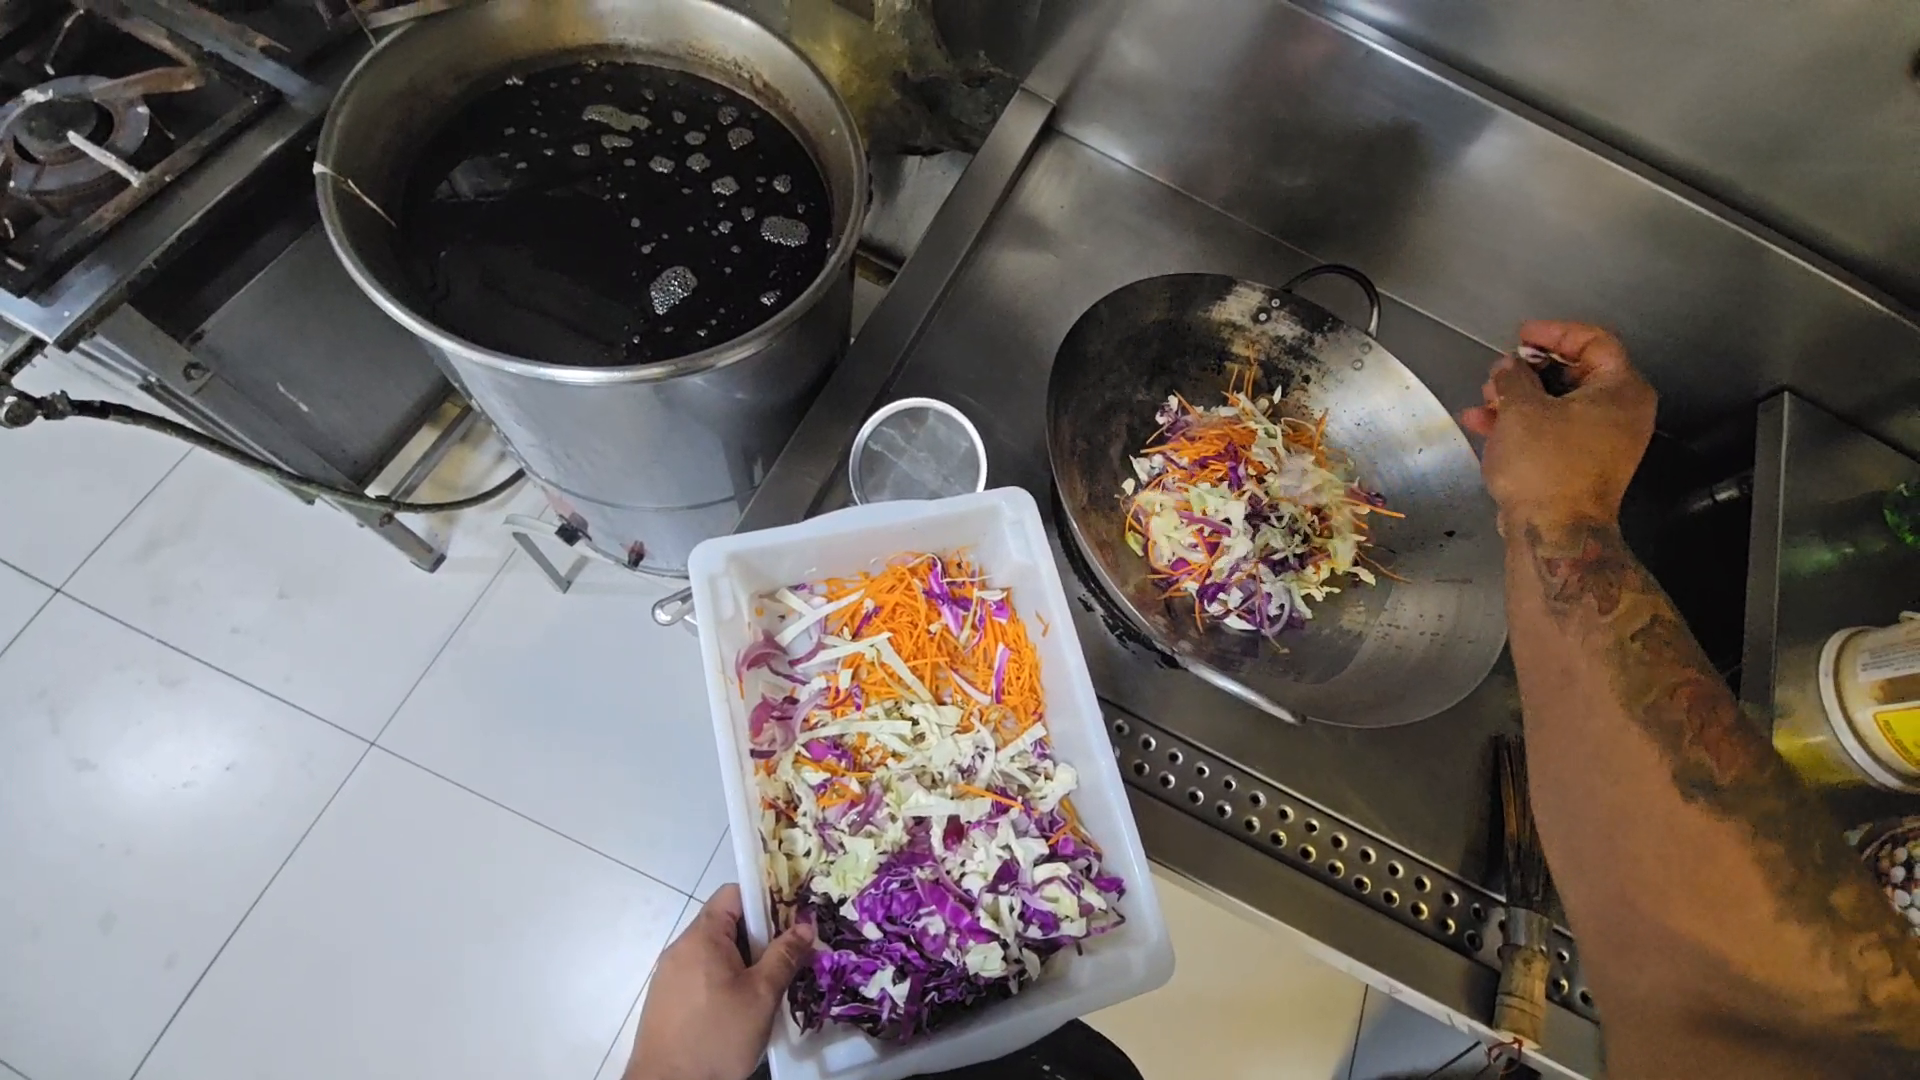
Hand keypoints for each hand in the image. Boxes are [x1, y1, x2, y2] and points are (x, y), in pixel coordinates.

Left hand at [625, 884, 815, 1079]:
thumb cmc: (716, 1038)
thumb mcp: (761, 995)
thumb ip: (785, 954)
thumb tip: (806, 924)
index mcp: (702, 937)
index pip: (734, 893)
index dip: (765, 898)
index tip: (790, 919)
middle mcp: (681, 948)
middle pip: (726, 922)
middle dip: (759, 935)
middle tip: (787, 955)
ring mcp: (670, 976)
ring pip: (715, 951)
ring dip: (744, 960)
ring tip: (769, 984)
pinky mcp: (666, 1002)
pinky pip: (701, 974)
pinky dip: (724, 979)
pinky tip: (742, 1007)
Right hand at [1459, 320, 1656, 530]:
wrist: (1553, 528)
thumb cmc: (1544, 464)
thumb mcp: (1520, 410)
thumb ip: (1512, 378)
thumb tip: (1508, 366)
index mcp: (1620, 389)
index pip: (1594, 342)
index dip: (1555, 333)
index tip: (1520, 336)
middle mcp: (1620, 411)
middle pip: (1573, 373)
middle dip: (1528, 371)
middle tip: (1498, 372)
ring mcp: (1601, 439)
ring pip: (1557, 403)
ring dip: (1517, 398)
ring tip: (1483, 400)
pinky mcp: (1579, 461)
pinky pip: (1550, 429)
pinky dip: (1520, 423)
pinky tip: (1484, 425)